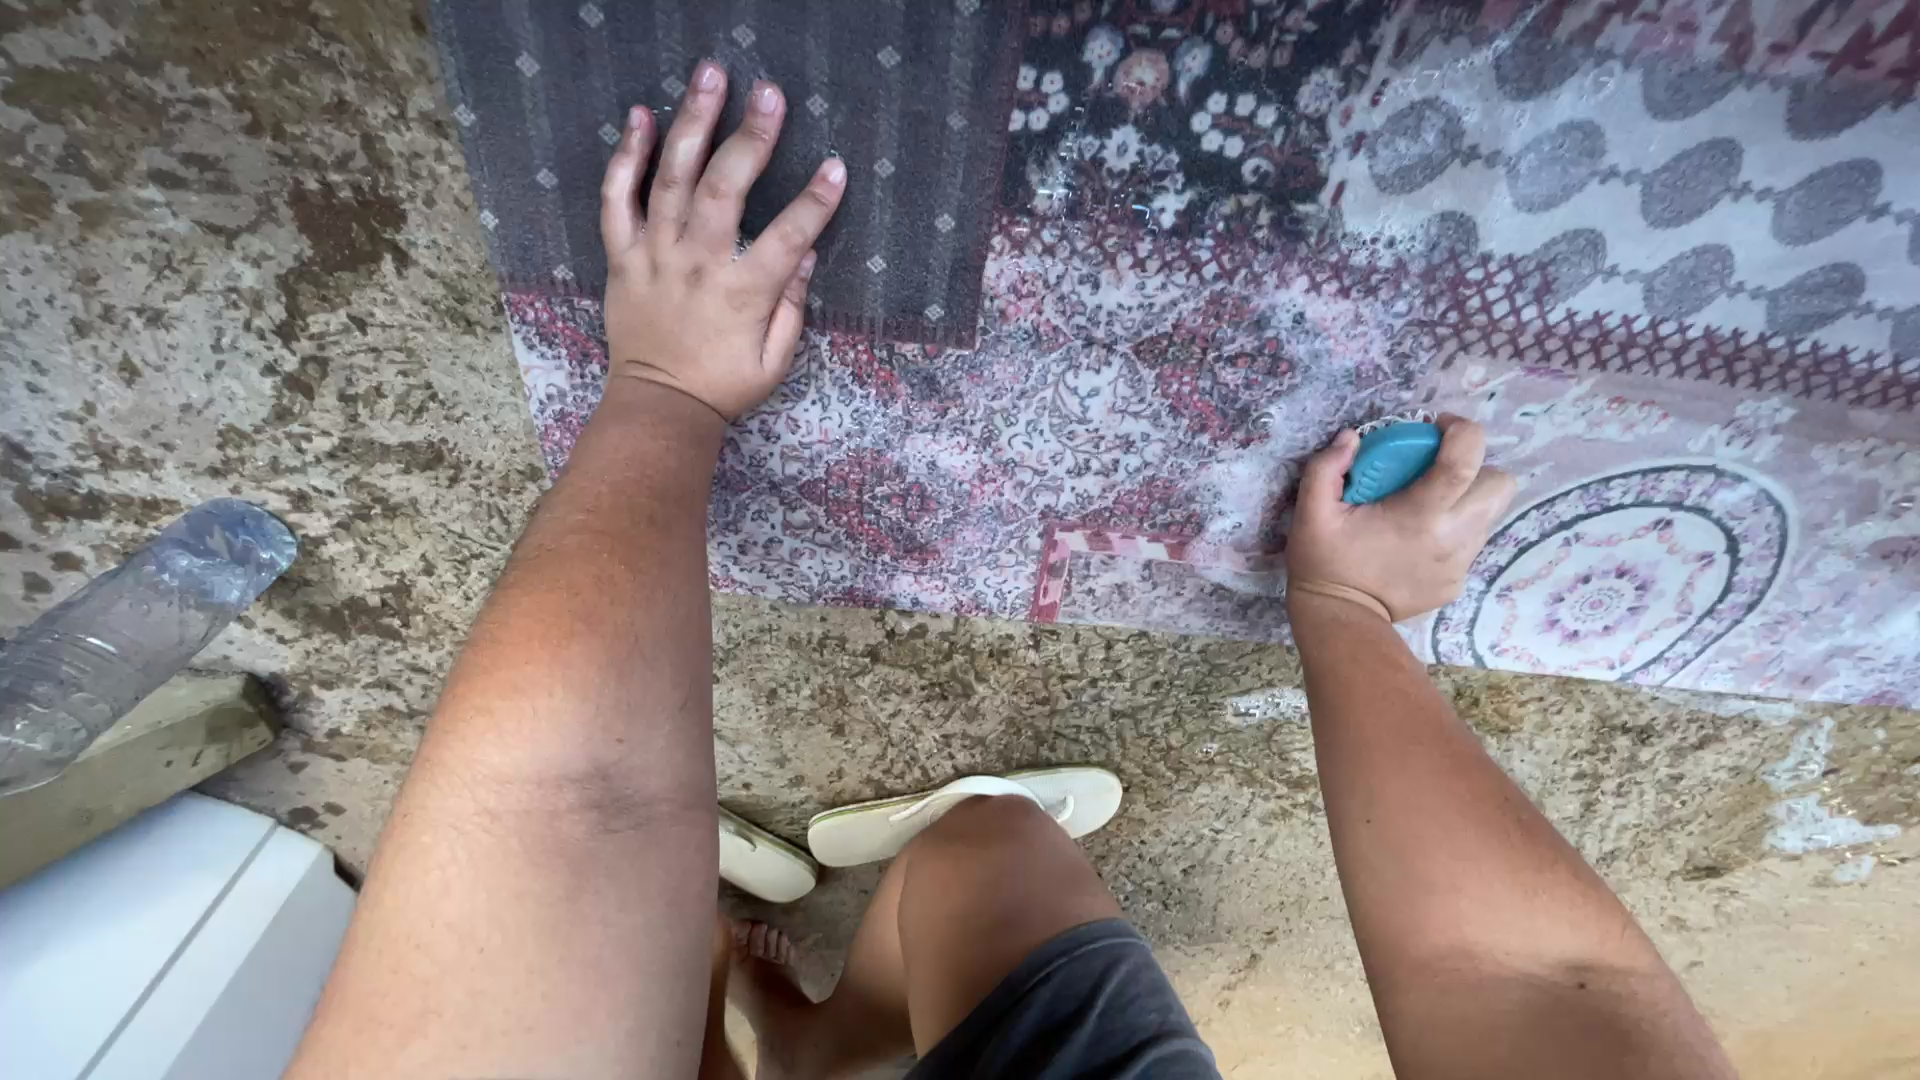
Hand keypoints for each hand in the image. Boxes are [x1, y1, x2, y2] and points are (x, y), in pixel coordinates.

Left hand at [599, 61, 846, 421]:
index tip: (835, 169)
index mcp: (743, 294)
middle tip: (769, 93)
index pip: (788, 238)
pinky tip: (641, 117)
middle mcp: (698, 264)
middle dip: (750, 138)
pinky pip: (617, 199)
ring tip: (709, 77)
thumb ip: (791, 310)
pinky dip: (627, 157)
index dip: (816, 203)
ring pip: (671, 179)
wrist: (661, 405)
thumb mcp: (775, 362)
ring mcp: (655, 255)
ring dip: (692, 123)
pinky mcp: (623, 256)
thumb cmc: (725, 386)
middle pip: (724, 189)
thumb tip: (804, 259)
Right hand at [1286, 416, 1515, 622]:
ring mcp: (1460, 562)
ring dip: (1464, 500)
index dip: (1463, 432)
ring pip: (1489, 513)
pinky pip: (1470, 543)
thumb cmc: (1323, 562)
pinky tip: (1417, 541)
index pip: (1466, 460)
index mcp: (1419, 515)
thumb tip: (1350, 438)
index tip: (1438, 426)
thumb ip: (1325, 469)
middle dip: (1474, 469)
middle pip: (1499, 483)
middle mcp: (1452, 537)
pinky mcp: (1458, 581)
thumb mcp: (1310, 513)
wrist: (1339, 618)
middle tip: (1434, 474)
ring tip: (1424, 508)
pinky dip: (1451, 532)